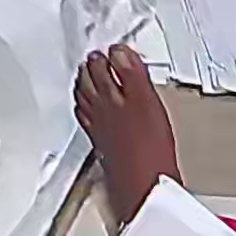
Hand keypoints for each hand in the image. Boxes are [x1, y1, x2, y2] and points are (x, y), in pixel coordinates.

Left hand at [74, 45, 179, 223]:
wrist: (144, 186)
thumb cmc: (149, 149)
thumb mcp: (149, 104)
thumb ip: (133, 75)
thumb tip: (120, 53)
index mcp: (110, 95)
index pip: (104, 65)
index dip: (110, 55)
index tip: (115, 49)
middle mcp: (99, 109)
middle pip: (90, 79)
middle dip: (94, 66)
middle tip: (98, 57)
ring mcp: (99, 127)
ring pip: (86, 97)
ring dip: (86, 84)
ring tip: (89, 75)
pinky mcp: (103, 144)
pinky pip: (88, 118)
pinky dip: (87, 107)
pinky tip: (91, 109)